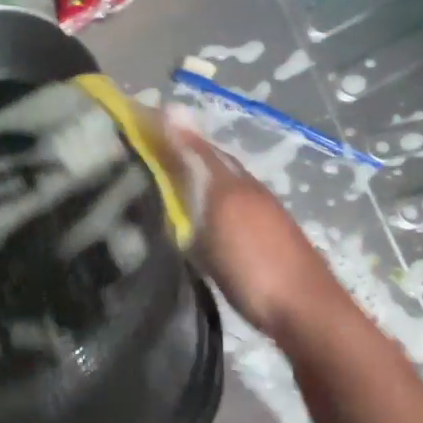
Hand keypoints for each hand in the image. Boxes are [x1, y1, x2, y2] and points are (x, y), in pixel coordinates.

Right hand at [137, 101, 352, 340]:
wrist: (301, 315)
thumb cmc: (256, 259)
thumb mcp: (222, 204)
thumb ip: (196, 162)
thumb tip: (174, 107)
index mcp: (237, 180)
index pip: (196, 147)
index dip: (164, 138)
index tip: (124, 134)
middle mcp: (245, 197)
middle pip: (201, 174)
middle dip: (167, 168)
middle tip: (121, 171)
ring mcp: (249, 229)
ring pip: (205, 202)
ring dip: (177, 198)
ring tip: (136, 203)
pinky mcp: (246, 258)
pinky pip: (207, 229)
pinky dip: (187, 225)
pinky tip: (171, 236)